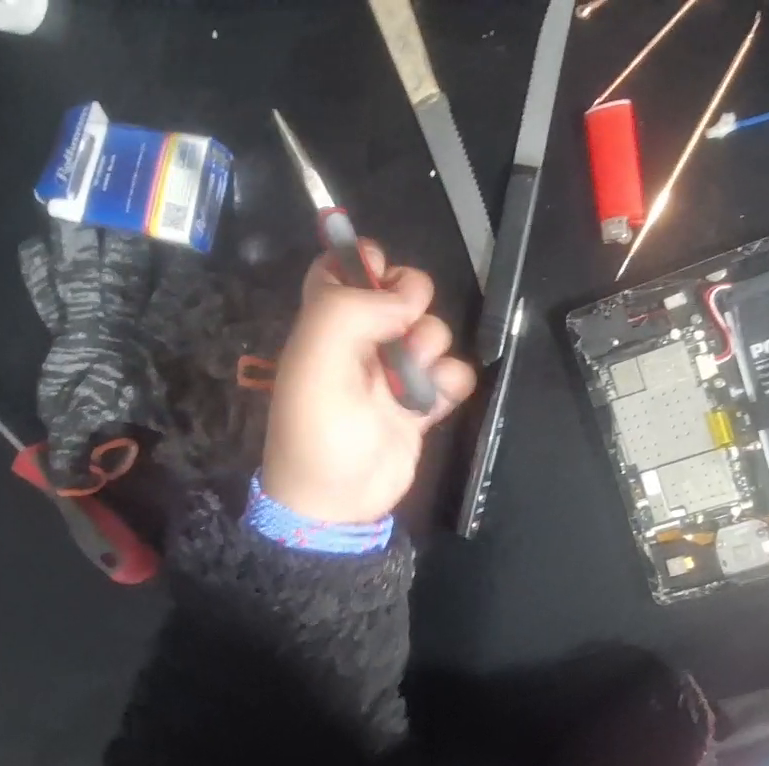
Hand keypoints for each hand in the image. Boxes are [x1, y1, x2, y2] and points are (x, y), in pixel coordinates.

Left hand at [260, 242, 475, 523]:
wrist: (338, 502)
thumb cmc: (319, 429)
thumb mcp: (317, 360)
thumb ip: (354, 310)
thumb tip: (406, 297)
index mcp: (324, 326)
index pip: (341, 270)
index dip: (361, 260)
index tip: (382, 266)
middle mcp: (359, 344)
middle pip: (398, 295)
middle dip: (411, 302)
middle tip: (404, 327)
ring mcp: (393, 375)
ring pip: (429, 333)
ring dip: (431, 346)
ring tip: (415, 375)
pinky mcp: (420, 406)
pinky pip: (449, 375)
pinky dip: (451, 381)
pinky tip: (439, 396)